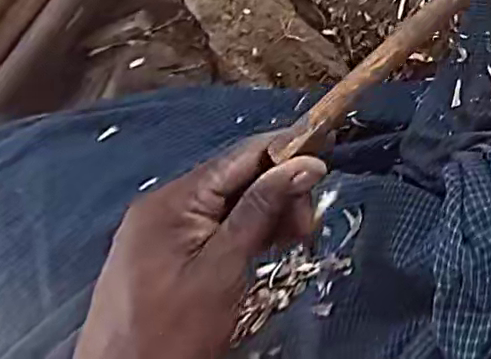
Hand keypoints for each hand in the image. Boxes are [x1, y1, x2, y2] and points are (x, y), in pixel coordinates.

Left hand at [75, 134, 326, 358]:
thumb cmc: (169, 337)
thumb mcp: (223, 267)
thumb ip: (264, 207)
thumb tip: (308, 162)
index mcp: (171, 203)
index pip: (246, 154)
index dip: (291, 153)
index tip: (326, 165)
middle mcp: (164, 206)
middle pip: (244, 175)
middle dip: (283, 192)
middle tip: (305, 225)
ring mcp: (163, 230)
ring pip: (238, 198)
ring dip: (273, 212)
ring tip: (292, 240)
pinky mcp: (169, 251)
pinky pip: (223, 221)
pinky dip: (253, 228)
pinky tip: (269, 246)